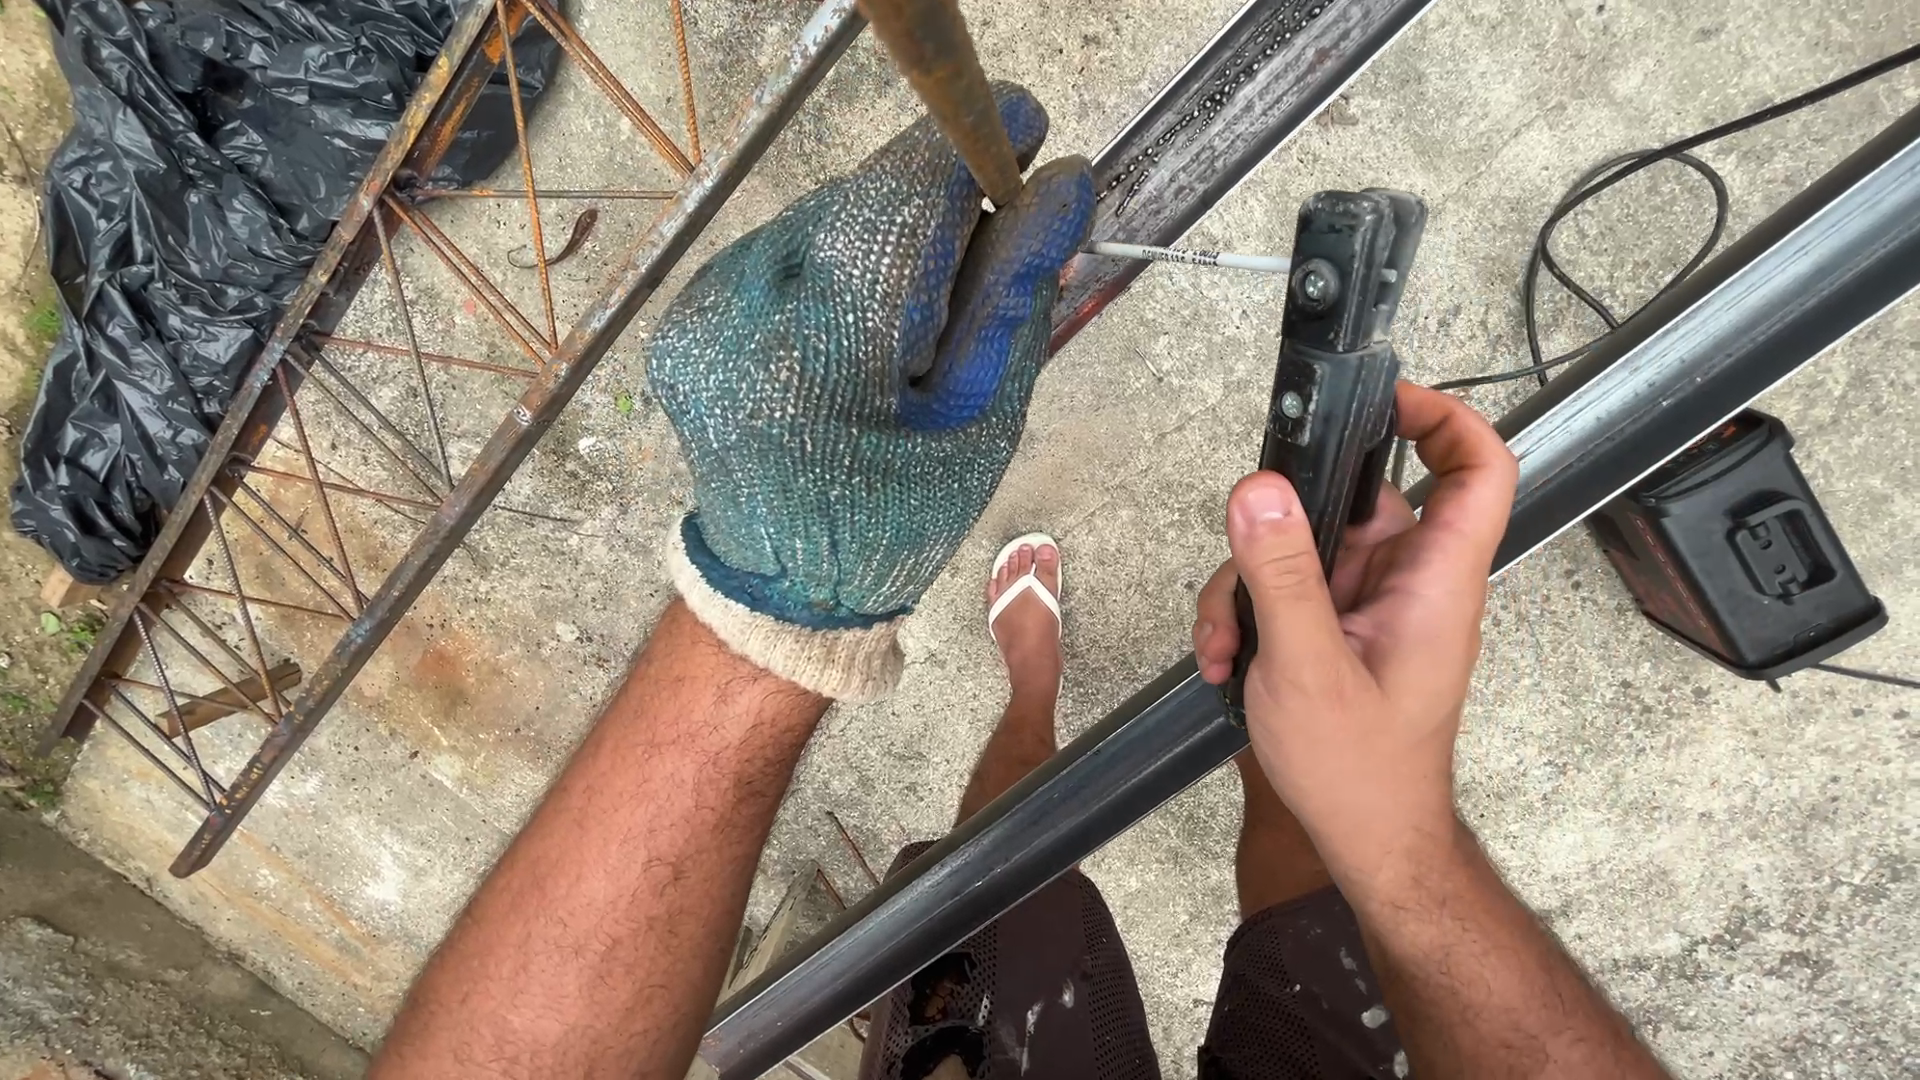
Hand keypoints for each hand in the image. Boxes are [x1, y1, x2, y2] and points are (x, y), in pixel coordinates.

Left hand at [648, 84, 1093, 701]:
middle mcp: (740, 311)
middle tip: (978, 261)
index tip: (1026, 129)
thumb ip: (1013, 296)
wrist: (791, 585)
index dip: (969, 149)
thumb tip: (1061, 187)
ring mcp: (700, 310)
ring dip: (881, 242)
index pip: (902, 199)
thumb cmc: (901, 516)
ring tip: (908, 321)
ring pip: (818, 221)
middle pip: (858, 201)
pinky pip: (781, 256)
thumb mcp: (978, 419)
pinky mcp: (687, 315)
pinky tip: (853, 331)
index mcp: (822, 351)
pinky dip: (835, 270)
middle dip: (931, 209)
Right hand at [1192, 382, 1516, 891]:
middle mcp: (1400, 580)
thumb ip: (1282, 574)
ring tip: (1221, 645)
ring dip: (1241, 587)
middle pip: (1343, 504)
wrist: (1359, 837)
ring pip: (1293, 547)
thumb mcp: (1306, 666)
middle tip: (1235, 577)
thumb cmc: (1358, 768)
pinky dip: (1240, 615)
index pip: (1476, 470)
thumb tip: (1259, 487)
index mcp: (1433, 582)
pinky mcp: (1326, 624)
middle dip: (1272, 533)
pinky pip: (1277, 588)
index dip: (1442, 418)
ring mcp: (1359, 602)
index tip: (1377, 398)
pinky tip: (1223, 659)